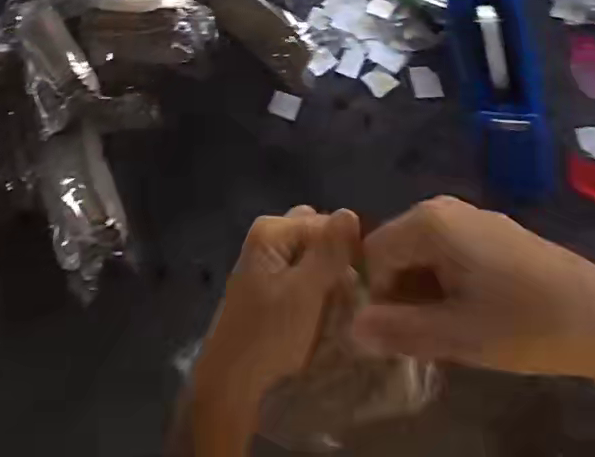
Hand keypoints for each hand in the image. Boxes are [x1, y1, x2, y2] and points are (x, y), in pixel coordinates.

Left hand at [194, 207, 359, 410]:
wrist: (232, 383)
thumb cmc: (269, 334)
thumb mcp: (305, 292)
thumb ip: (329, 252)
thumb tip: (350, 212)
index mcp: (272, 230)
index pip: (327, 224)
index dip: (348, 250)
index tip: (362, 283)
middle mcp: (268, 236)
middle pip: (319, 237)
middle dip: (337, 262)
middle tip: (347, 294)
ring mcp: (268, 261)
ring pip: (314, 257)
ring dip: (329, 279)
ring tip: (337, 308)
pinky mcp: (270, 284)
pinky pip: (304, 274)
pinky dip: (317, 291)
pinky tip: (322, 314)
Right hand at [350, 196, 594, 382]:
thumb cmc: (526, 324)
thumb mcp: (457, 337)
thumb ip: (399, 331)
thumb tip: (352, 329)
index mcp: (429, 220)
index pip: (373, 253)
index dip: (379, 297)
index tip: (404, 335)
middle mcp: (443, 207)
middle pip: (397, 251)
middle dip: (403, 295)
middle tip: (431, 339)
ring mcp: (470, 216)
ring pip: (422, 256)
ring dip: (426, 295)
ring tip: (455, 332)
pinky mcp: (491, 232)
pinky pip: (448, 254)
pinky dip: (448, 285)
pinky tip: (476, 316)